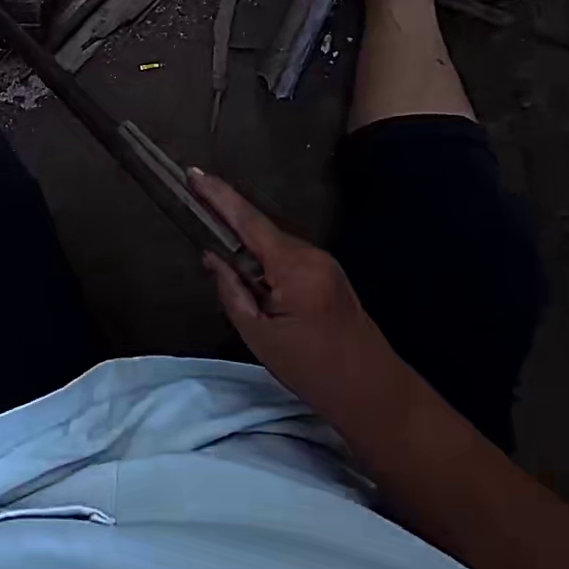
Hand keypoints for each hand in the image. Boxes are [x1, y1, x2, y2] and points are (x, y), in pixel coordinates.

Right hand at [189, 169, 399, 423]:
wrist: (375, 395)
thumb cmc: (312, 370)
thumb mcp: (258, 335)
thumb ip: (231, 290)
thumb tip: (212, 256)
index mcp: (294, 267)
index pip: (248, 221)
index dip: (218, 195)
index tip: (193, 174)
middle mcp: (311, 255)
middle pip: (259, 229)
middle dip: (228, 225)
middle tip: (195, 217)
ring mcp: (323, 262)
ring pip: (272, 243)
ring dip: (245, 247)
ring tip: (220, 259)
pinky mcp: (327, 274)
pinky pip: (285, 255)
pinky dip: (263, 260)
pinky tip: (250, 279)